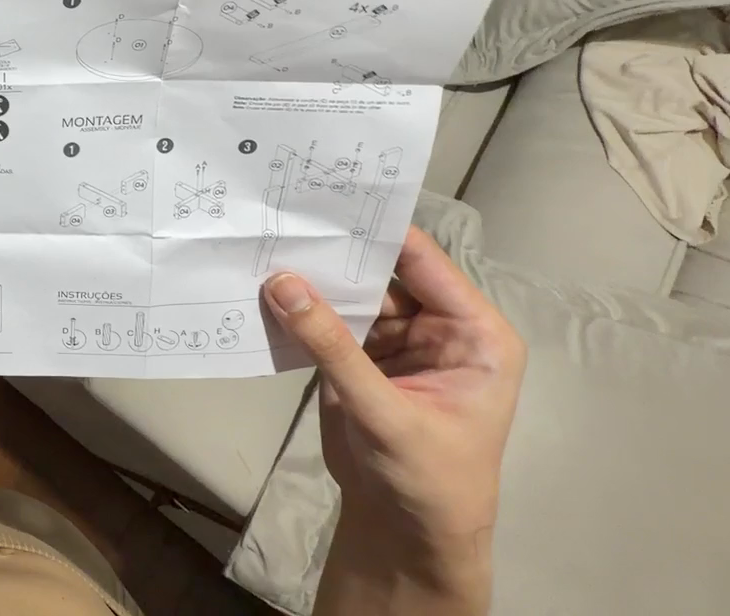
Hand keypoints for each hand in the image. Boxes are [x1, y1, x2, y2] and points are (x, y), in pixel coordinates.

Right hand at [264, 228, 524, 613]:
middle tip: (276, 215)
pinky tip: (257, 285)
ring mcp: (392, 341)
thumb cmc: (428, 477)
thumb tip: (280, 279)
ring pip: (346, 292)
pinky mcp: (356, 356)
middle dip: (331, 249)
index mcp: (473, 333)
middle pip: (378, 271)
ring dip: (307, 276)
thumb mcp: (384, 410)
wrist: (405, 532)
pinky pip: (323, 318)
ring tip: (256, 242)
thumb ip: (332, 344)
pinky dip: (294, 306)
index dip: (376, 229)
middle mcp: (435, 327)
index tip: (321, 197)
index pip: (422, 262)